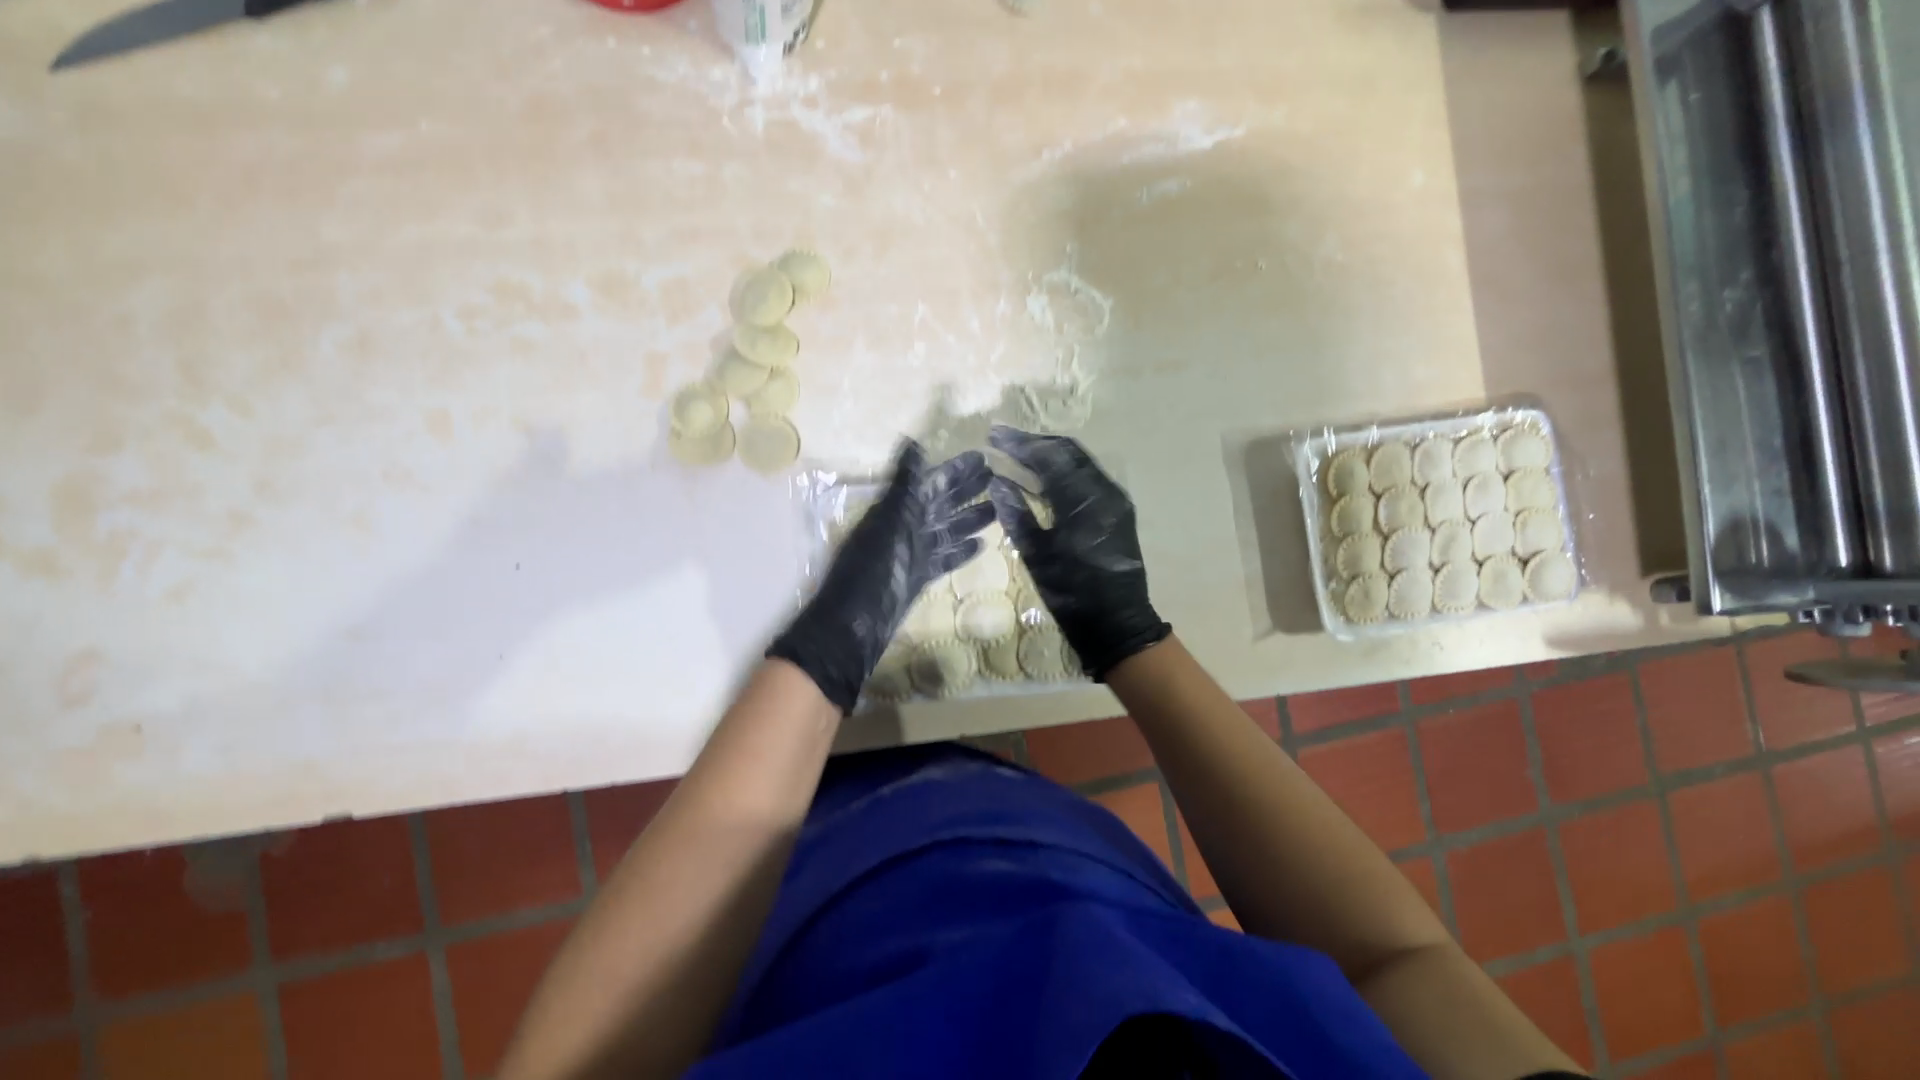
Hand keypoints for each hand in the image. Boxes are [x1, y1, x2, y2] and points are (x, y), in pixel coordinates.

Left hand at [767, 441, 994, 712]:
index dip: (955, 470)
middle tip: (996, 478)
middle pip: (941, 504)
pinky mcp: (916, 578)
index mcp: (896, 510)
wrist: (853, 624)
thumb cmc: (871, 570)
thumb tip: (913, 441)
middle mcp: (904, 527)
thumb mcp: (889, 521)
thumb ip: (904, 484)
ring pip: (945, 531)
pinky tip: (981, 546)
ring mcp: (911, 554)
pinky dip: (959, 552)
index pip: (931, 482)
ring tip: (997, 511)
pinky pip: (942, 560)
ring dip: (968, 520)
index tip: (982, 457)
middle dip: (966, 491)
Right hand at [987, 426, 1169, 678]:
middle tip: (1003, 440)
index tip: (993, 436)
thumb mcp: (1038, 556)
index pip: (1050, 457)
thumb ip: (1017, 514)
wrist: (1117, 624)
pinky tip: (1041, 478)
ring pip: (1079, 463)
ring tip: (1017, 454)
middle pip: (1068, 452)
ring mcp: (1115, 500)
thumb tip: (997, 481)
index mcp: (1086, 501)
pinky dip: (1062, 472)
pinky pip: (1087, 479)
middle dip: (1035, 444)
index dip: (1020, 444)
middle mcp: (1106, 492)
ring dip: (1049, 456)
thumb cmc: (1073, 594)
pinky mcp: (1117, 511)